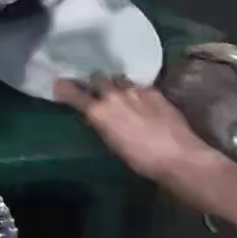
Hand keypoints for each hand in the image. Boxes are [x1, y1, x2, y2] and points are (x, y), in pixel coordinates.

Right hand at [54, 77, 222, 186]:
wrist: (178, 156)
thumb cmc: (141, 160)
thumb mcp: (112, 144)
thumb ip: (102, 124)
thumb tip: (97, 115)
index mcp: (99, 112)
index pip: (73, 92)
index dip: (64, 88)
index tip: (59, 86)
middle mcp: (113, 95)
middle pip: (97, 77)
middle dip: (94, 82)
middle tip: (96, 90)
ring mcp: (135, 90)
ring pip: (118, 77)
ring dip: (115, 83)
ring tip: (119, 93)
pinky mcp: (153, 90)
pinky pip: (137, 84)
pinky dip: (134, 90)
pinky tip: (140, 100)